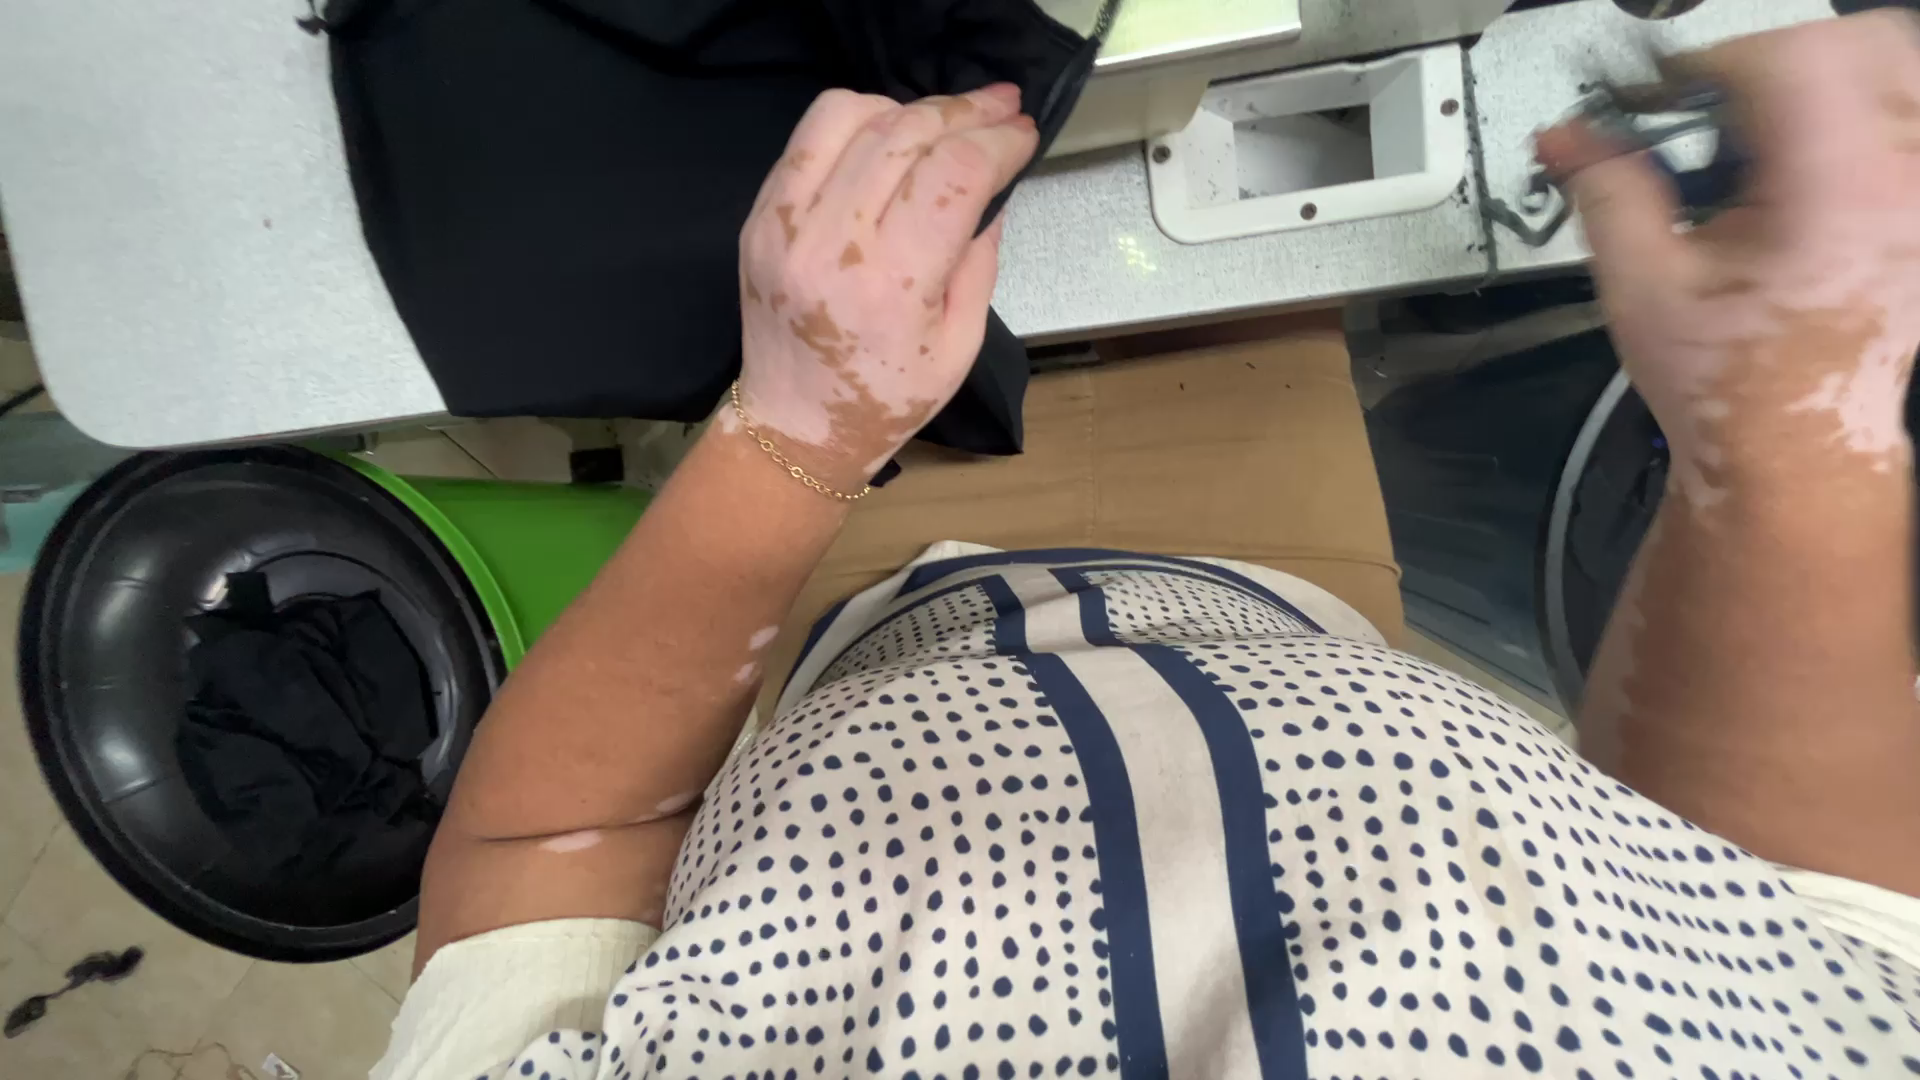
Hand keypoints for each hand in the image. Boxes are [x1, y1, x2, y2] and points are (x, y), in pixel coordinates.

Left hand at [729, 85, 1039, 493]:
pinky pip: (809, 136)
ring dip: (911, 108)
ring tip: (947, 123)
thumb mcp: (958, 346)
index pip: (953, 175)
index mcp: (891, 288)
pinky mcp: (759, 218)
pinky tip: (889, 137)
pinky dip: (858, 121)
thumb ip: (979, 262)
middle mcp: (830, 245)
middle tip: (1003, 109)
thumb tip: (992, 192)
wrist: (799, 425)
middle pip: (906, 135)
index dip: (998, 143)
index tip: (1025, 135)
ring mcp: (784, 225)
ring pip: (852, 116)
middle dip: (966, 112)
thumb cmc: (888, 401)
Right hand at [1538, 12, 1919, 507]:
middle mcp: (1911, 170)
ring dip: (1803, 82)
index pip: (1794, 59)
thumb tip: (1565, 138)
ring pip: (1891, 66)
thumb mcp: (1637, 283)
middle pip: (1859, 41)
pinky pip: (1901, 111)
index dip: (1710, 62)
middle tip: (1691, 111)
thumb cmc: (1716, 373)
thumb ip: (1606, 194)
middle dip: (1760, 63)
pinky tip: (1782, 164)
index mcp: (1839, 190)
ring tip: (1735, 142)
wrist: (1785, 428)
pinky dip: (1838, 111)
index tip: (1654, 96)